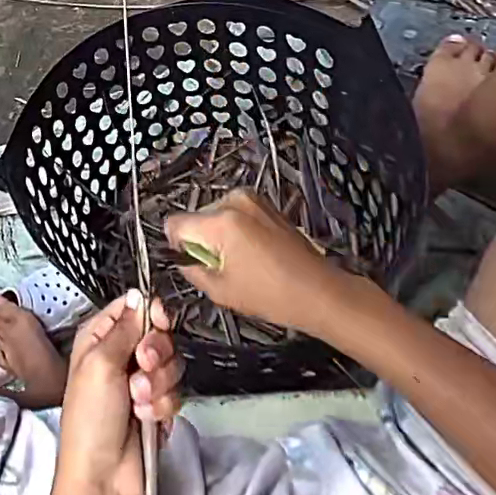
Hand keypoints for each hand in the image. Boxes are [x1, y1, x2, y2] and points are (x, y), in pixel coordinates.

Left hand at [57, 290, 183, 494]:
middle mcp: (120, 355)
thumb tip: (138, 296)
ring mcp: (139, 381)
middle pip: (157, 335)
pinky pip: (175, 392)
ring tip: (137, 401)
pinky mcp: (156, 405)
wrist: (103, 475)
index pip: (133, 308)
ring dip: (158, 385)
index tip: (158, 322)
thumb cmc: (89, 418)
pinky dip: (163, 405)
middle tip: (142, 368)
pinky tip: (146, 418)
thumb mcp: (99, 363)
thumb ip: (124, 328)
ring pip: (171, 365)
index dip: (150, 312)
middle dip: (156, 354)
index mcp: (99, 337)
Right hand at [167, 189, 358, 333]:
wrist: (320, 292)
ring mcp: (252, 200)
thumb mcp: (220, 291)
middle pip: (195, 218)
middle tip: (221, 267)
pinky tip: (252, 254)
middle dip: (200, 240)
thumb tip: (180, 259)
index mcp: (222, 222)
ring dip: (217, 235)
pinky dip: (235, 231)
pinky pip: (232, 214)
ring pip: (213, 216)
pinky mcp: (264, 204)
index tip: (188, 260)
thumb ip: (190, 270)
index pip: (175, 223)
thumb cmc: (278, 294)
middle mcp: (235, 202)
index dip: (176, 245)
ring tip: (241, 262)